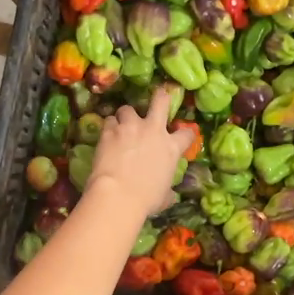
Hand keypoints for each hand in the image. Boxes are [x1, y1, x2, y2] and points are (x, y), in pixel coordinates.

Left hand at [89, 86, 194, 214]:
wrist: (118, 195)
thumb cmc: (146, 199)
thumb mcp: (164, 196)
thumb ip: (168, 190)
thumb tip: (170, 195)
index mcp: (171, 147)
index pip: (187, 134)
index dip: (186, 133)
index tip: (184, 135)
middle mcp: (153, 131)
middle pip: (160, 101)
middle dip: (160, 96)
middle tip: (158, 95)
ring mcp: (130, 128)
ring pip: (128, 109)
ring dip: (126, 116)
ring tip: (122, 123)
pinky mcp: (110, 131)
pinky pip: (109, 121)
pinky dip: (109, 127)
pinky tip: (106, 135)